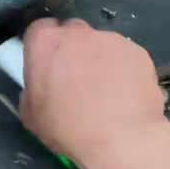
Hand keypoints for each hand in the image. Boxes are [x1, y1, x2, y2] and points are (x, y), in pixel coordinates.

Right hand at [19, 18, 169, 168]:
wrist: (121, 139)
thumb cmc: (68, 128)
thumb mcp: (31, 114)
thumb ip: (33, 88)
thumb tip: (42, 85)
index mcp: (44, 44)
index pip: (39, 29)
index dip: (43, 46)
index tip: (46, 63)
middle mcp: (77, 33)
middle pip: (72, 32)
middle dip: (72, 50)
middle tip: (75, 78)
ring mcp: (110, 39)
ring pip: (100, 44)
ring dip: (99, 60)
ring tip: (106, 91)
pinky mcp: (138, 51)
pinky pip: (124, 56)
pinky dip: (123, 69)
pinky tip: (125, 94)